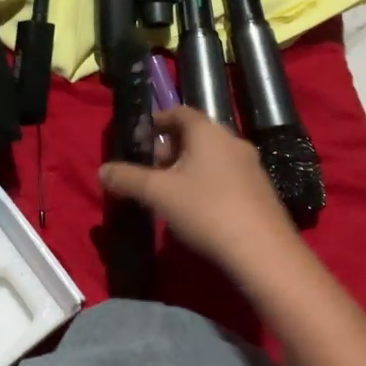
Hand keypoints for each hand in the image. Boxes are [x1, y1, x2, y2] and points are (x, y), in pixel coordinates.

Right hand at [101, 105, 297, 269]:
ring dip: (189, 167)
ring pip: (212, 156)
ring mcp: (251, 166)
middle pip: (195, 134)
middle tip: (149, 168)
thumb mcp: (158, 194)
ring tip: (169, 191)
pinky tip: (197, 208)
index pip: (179, 112)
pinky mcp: (261, 191)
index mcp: (208, 131)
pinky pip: (227, 175)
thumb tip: (101, 171)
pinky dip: (207, 182)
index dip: (158, 121)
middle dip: (170, 148)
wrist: (263, 253)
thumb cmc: (206, 210)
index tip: (140, 137)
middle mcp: (232, 140)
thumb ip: (128, 179)